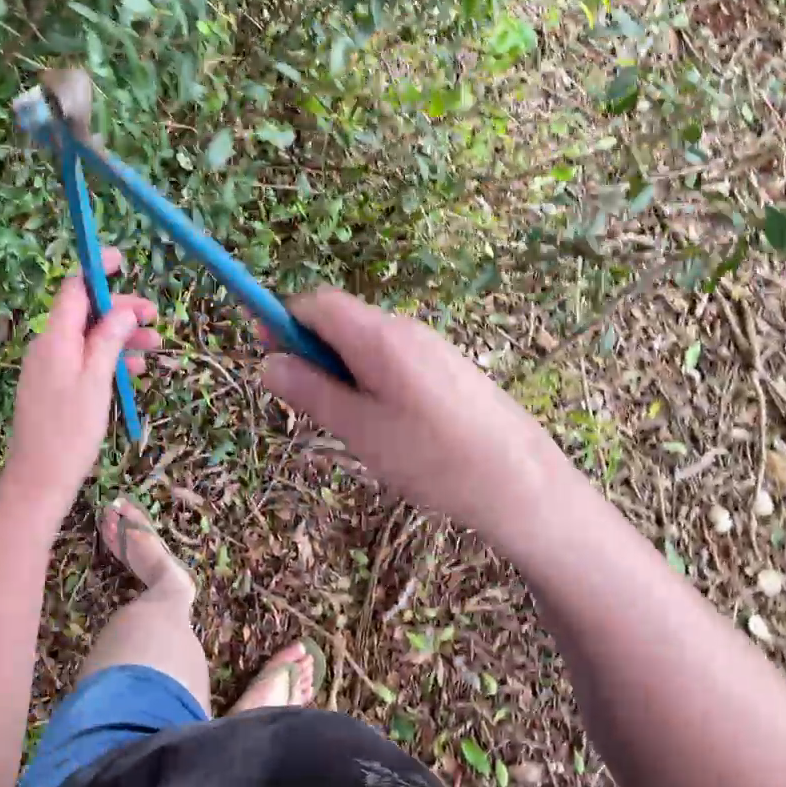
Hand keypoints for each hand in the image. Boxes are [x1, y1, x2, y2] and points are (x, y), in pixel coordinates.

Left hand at [2, 248, 159, 498]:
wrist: (39, 479)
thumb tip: (123, 308)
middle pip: (85, 314)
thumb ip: (108, 339)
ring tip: (154, 349)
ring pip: (88, 339)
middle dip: (121, 313)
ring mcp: (48, 367)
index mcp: (54, 338)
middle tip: (155, 320)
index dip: (97, 271)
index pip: (74, 289)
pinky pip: (82, 361)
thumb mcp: (96, 380)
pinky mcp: (53, 387)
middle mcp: (47, 346)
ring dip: (120, 339)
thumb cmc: (70, 430)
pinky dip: (107, 360)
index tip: (123, 261)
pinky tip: (132, 371)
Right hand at [259, 288, 569, 541]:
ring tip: (350, 423)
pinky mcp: (448, 367)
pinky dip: (371, 378)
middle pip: (342, 320)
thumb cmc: (432, 457)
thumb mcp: (358, 428)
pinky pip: (393, 359)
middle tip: (306, 400)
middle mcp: (405, 329)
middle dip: (312, 349)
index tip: (263, 350)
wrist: (522, 483)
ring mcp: (432, 346)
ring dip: (341, 368)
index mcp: (379, 337)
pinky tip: (386, 425)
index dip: (283, 320)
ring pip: (367, 343)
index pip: (316, 303)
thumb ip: (310, 392)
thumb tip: (268, 363)